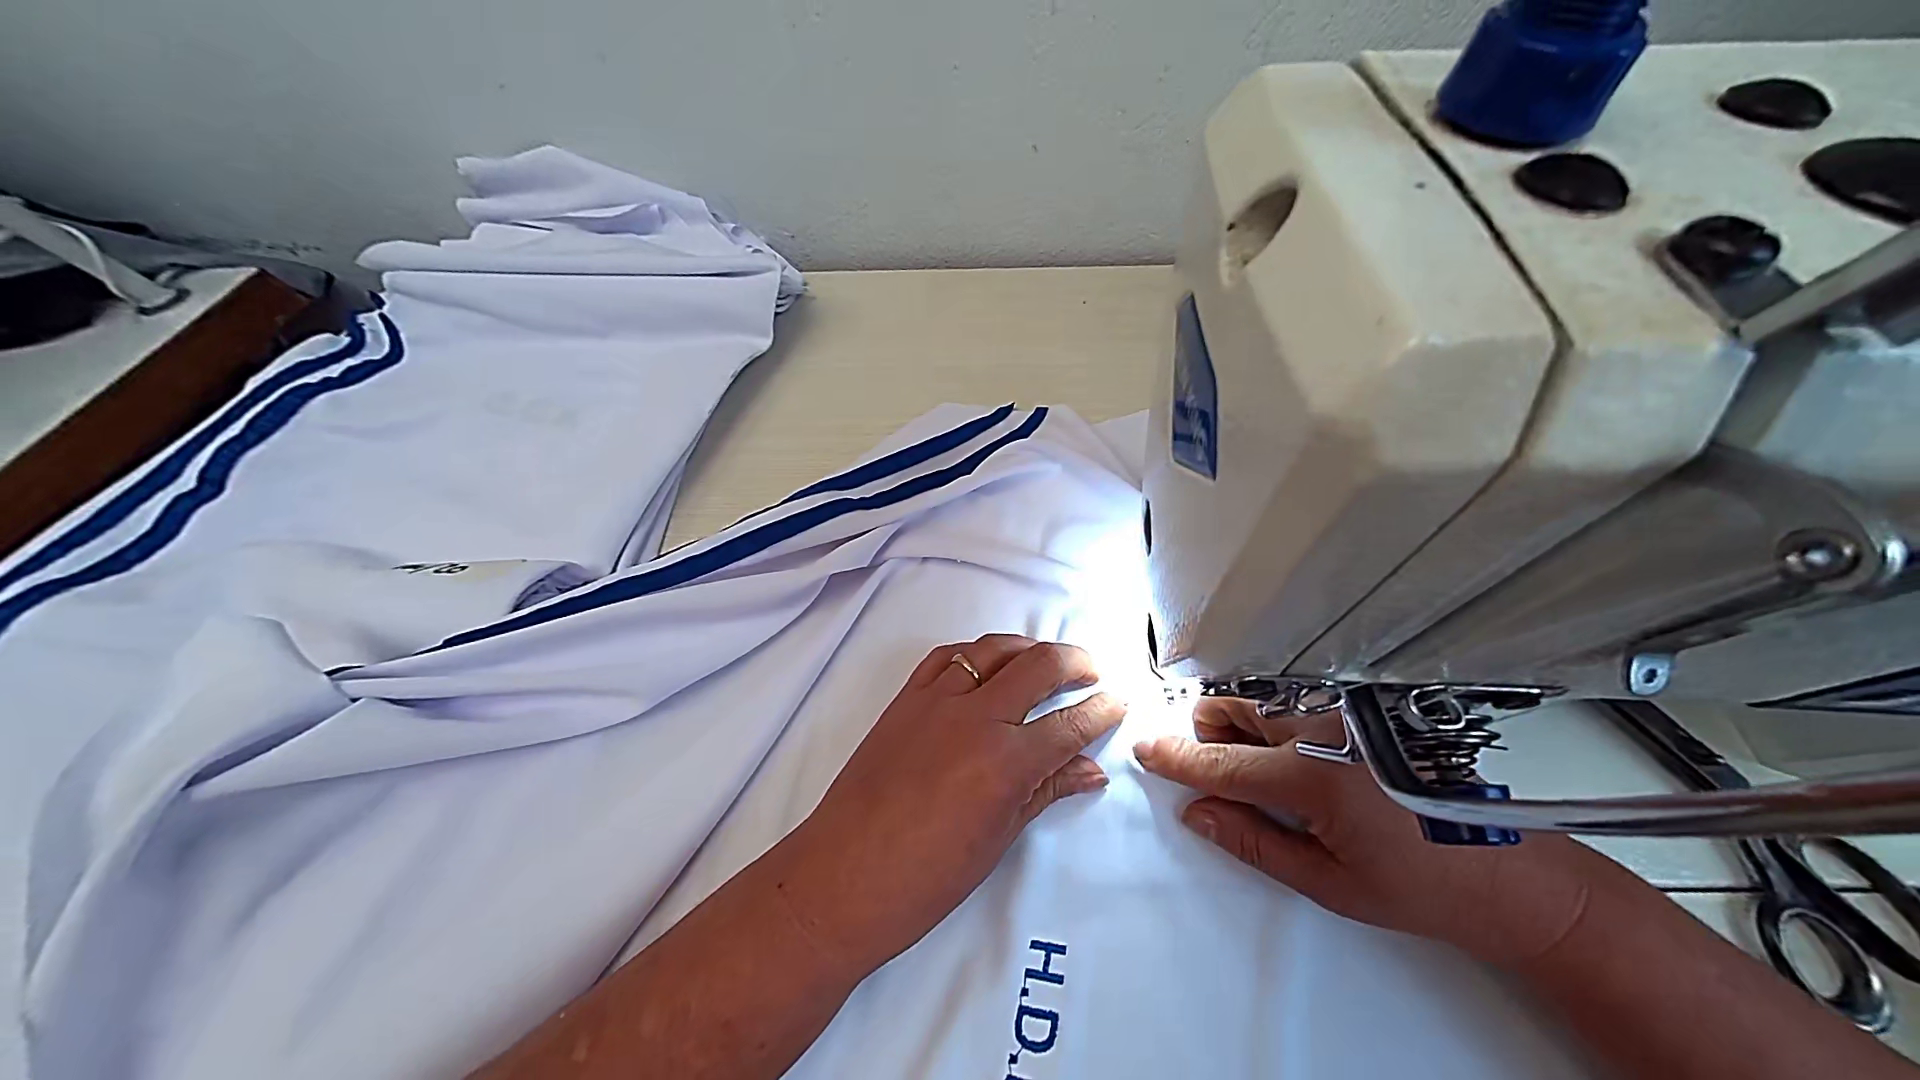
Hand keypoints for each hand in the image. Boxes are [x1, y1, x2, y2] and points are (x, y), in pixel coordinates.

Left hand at [771, 635, 1125, 980]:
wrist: (844, 876)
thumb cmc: (924, 877)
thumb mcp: (997, 838)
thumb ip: (1045, 791)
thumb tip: (1089, 771)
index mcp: (1005, 761)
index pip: (1069, 725)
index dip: (1101, 711)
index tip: (1117, 703)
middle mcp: (974, 718)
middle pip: (1039, 667)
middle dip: (1076, 663)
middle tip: (1093, 672)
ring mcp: (936, 701)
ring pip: (993, 650)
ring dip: (1028, 648)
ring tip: (1047, 659)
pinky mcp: (906, 699)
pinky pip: (947, 658)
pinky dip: (975, 653)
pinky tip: (987, 662)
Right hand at [1134, 697, 1611, 967]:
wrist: (1522, 879)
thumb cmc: (1433, 890)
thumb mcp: (1330, 883)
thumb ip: (1253, 841)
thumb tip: (1200, 812)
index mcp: (1313, 777)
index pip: (1218, 762)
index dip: (1176, 759)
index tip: (1148, 752)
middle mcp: (1327, 730)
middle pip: (1229, 706)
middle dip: (1212, 737)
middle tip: (1234, 779)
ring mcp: (1351, 713)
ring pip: (1260, 698)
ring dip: (1246, 727)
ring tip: (1282, 776)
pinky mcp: (1369, 709)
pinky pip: (1297, 702)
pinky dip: (1282, 724)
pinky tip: (1319, 764)